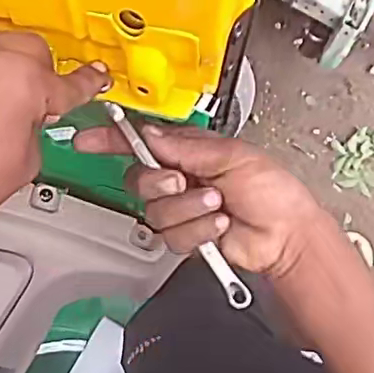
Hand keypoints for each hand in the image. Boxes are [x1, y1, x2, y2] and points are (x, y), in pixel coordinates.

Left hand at [0, 31, 107, 248]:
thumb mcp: (23, 164)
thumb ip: (36, 129)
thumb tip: (30, 120)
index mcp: (21, 79)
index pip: (68, 81)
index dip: (85, 85)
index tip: (91, 80)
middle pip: (32, 49)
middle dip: (39, 77)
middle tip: (35, 110)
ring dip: (0, 75)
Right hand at [73, 124, 334, 277]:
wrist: (285, 235)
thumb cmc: (272, 192)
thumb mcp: (232, 156)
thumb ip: (186, 148)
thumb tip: (151, 136)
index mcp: (191, 151)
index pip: (143, 142)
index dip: (113, 140)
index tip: (88, 140)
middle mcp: (181, 179)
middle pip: (140, 178)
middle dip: (161, 182)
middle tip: (184, 181)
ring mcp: (183, 209)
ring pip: (156, 211)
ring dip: (190, 209)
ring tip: (218, 205)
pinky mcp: (186, 236)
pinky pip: (172, 235)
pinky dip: (198, 231)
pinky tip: (218, 225)